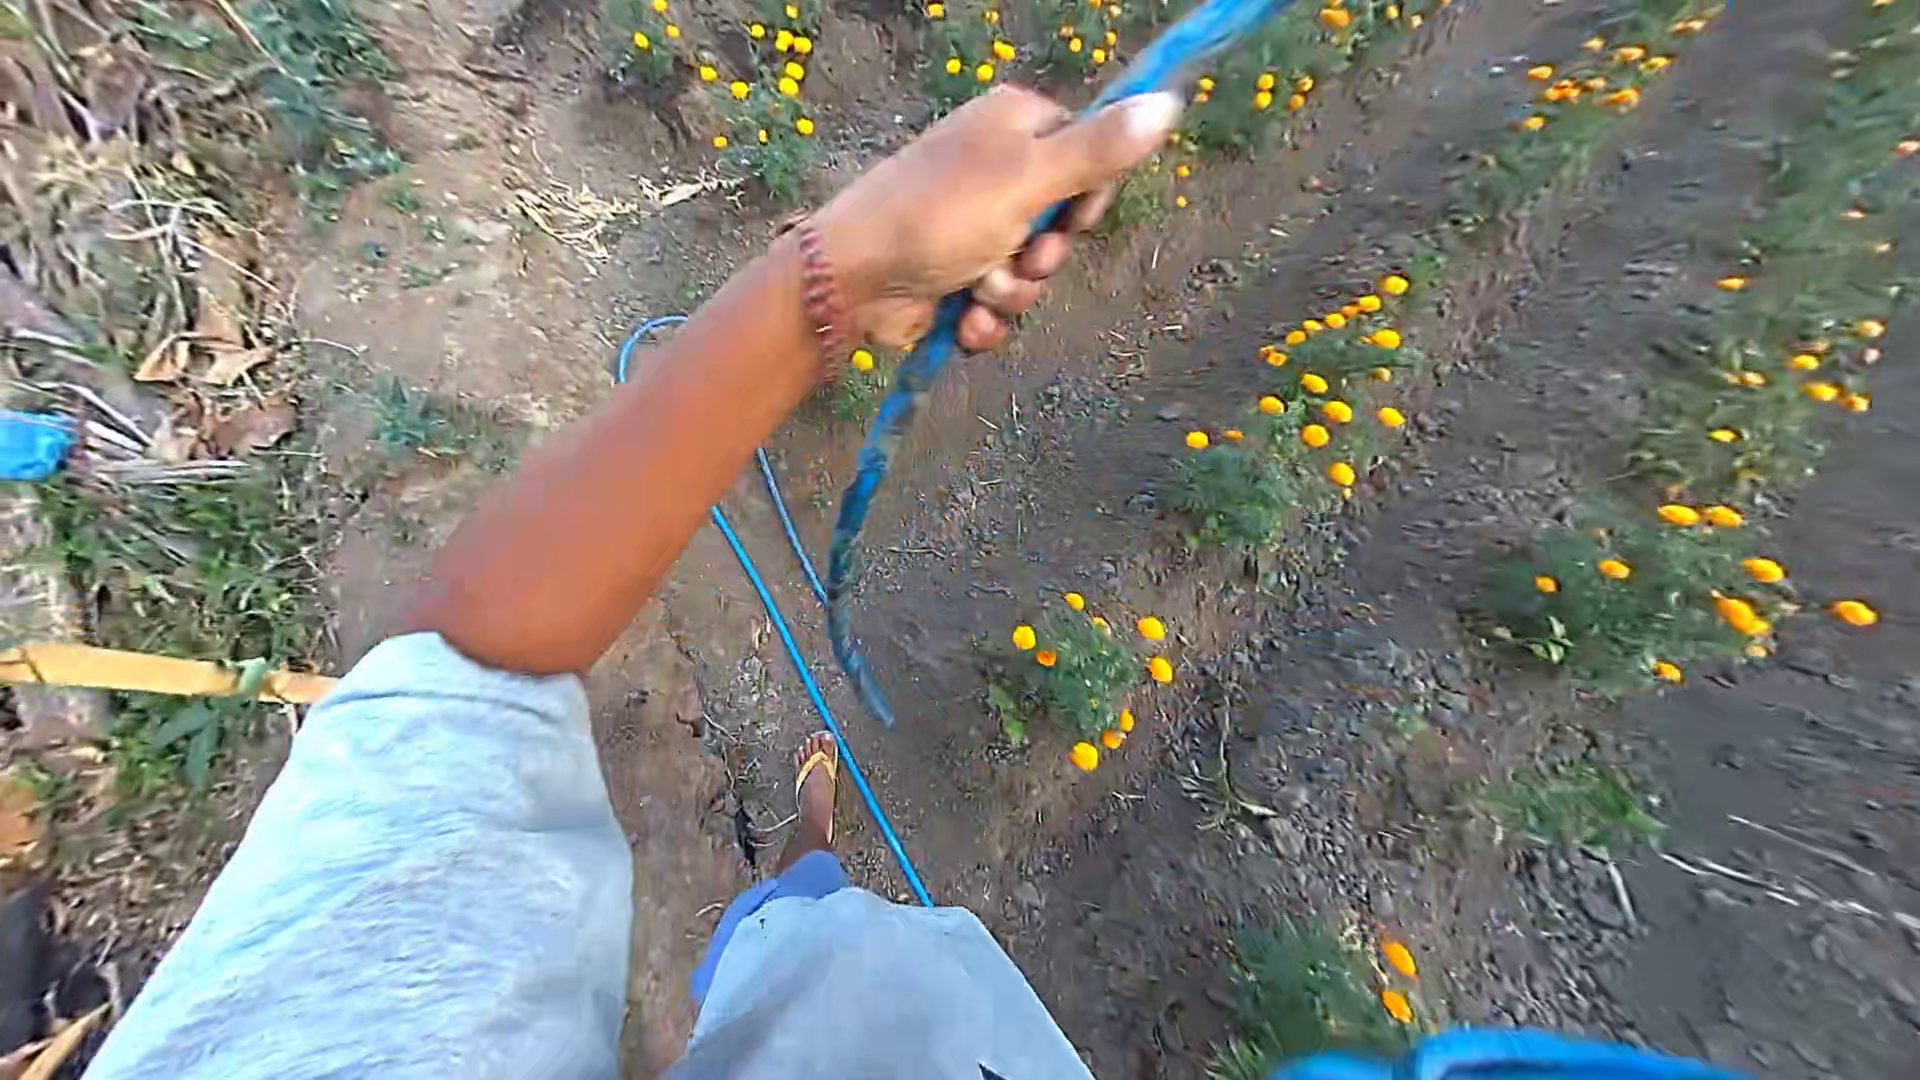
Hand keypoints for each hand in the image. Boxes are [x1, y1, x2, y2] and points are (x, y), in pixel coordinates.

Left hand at [812, 86, 1181, 350]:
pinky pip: (998, 309)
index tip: (1075, 217)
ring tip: (977, 288)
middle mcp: (998, 179)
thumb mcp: (1026, 178)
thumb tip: (1170, 104)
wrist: (858, 279)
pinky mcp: (959, 283)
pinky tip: (963, 320)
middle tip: (1020, 257)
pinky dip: (984, 321)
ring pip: (1030, 278)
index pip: (1086, 159)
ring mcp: (977, 234)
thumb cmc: (938, 216)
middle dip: (1041, 259)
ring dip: (1009, 295)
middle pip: (1060, 228)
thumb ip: (1096, 151)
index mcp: (1016, 132)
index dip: (1086, 200)